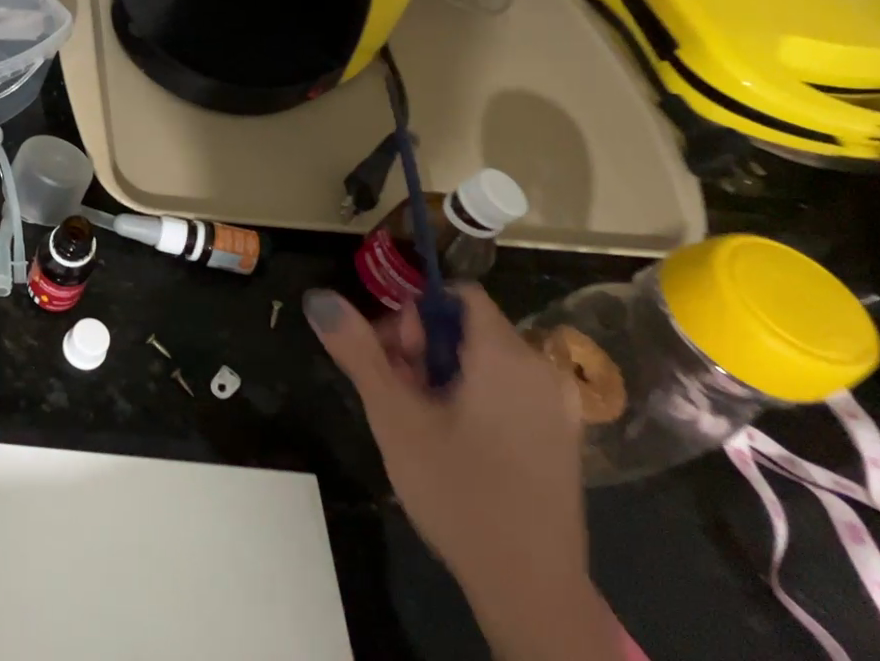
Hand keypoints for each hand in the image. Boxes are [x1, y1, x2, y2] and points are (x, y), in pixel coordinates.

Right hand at [304, 285, 621, 660]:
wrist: (529, 582)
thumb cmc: (457, 492)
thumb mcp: (394, 418)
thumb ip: (358, 351)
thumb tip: (319, 298)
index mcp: (507, 356)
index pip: (457, 296)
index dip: (413, 315)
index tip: (390, 358)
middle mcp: (541, 370)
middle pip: (468, 329)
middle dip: (421, 349)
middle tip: (393, 394)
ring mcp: (557, 406)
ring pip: (484, 363)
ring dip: (440, 377)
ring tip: (415, 423)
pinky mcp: (559, 438)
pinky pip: (506, 392)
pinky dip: (470, 399)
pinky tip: (448, 442)